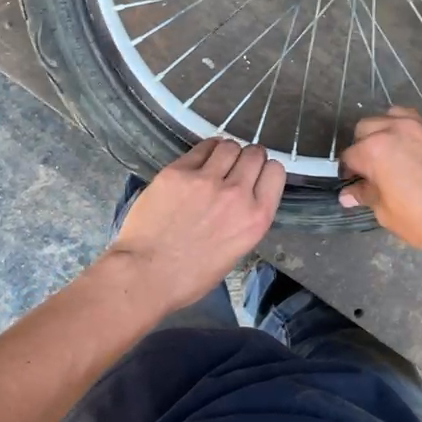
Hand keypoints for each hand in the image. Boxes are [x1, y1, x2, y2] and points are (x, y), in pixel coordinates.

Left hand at [106, 139, 285, 311]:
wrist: (145, 274)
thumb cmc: (190, 275)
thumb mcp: (235, 251)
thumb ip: (245, 218)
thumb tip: (243, 197)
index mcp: (256, 218)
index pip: (276, 172)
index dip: (266, 170)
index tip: (257, 174)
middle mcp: (237, 194)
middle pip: (255, 153)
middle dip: (248, 157)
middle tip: (235, 167)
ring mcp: (207, 180)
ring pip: (229, 145)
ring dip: (226, 152)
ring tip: (216, 163)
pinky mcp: (179, 171)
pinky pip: (202, 148)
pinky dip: (205, 151)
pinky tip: (200, 160)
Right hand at [338, 107, 421, 257]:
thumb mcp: (387, 213)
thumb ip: (366, 196)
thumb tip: (348, 193)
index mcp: (375, 149)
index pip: (350, 155)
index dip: (348, 172)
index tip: (354, 184)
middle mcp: (396, 129)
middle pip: (367, 128)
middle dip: (362, 146)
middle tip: (371, 170)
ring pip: (392, 116)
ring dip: (385, 130)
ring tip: (393, 152)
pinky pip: (418, 122)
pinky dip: (410, 131)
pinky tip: (417, 151)